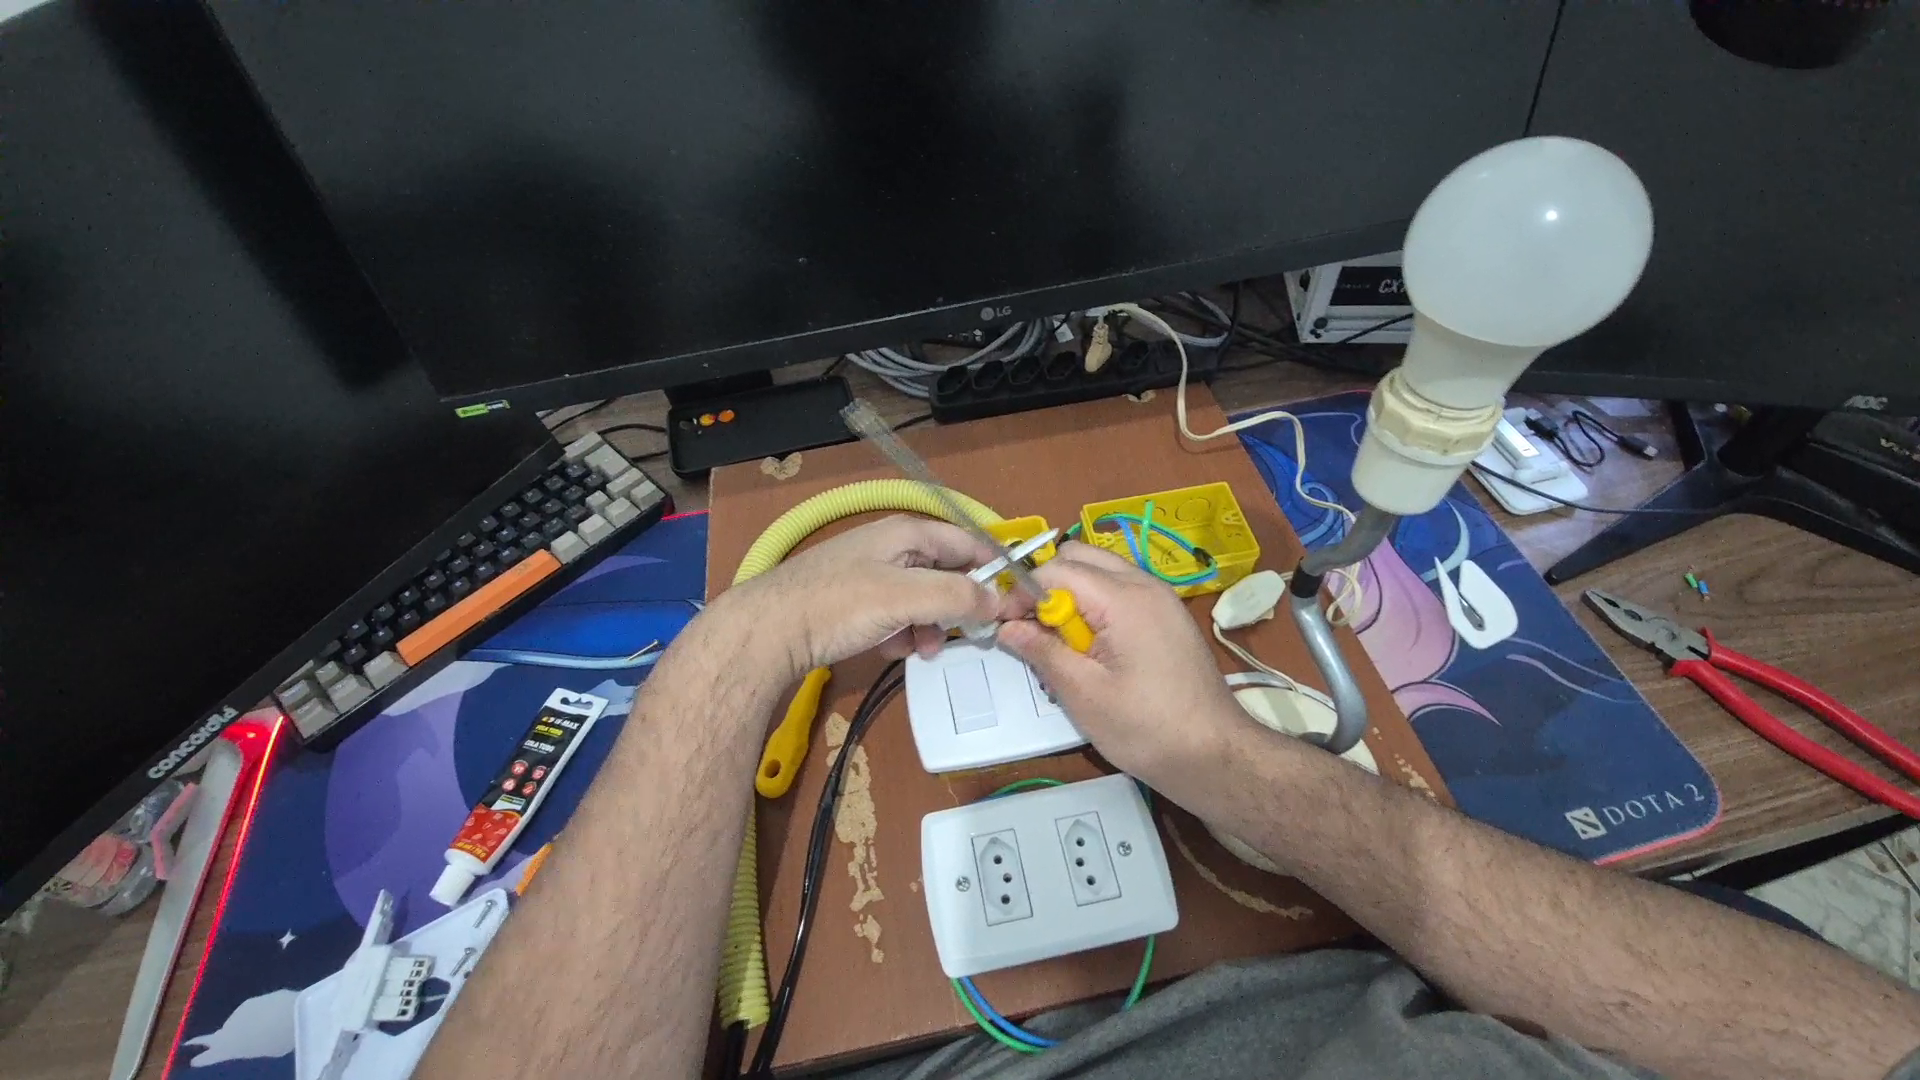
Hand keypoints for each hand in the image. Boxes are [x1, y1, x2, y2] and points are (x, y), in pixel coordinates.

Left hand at [727, 515, 1001, 678]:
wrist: (767, 631)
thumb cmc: (838, 605)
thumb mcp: (905, 597)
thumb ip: (957, 596)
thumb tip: (1000, 600)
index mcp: (907, 532)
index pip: (969, 543)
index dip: (994, 570)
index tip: (1013, 603)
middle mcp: (892, 546)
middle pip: (946, 572)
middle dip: (958, 606)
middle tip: (967, 636)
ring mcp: (871, 574)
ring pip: (921, 598)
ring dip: (929, 625)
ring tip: (921, 649)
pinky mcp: (854, 601)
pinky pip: (895, 613)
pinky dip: (901, 632)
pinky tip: (890, 649)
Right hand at [997, 542, 1243, 788]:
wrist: (1215, 755)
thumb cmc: (1146, 728)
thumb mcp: (1083, 694)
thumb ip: (1042, 652)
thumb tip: (1006, 627)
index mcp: (1124, 598)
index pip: (1056, 570)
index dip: (1023, 593)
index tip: (1006, 625)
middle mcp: (1144, 584)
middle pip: (1079, 557)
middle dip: (1048, 586)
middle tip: (1034, 630)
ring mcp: (1160, 597)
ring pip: (1100, 571)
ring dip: (1072, 595)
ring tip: (1062, 643)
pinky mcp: (1167, 615)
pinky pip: (1120, 590)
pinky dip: (1096, 605)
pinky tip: (1093, 649)